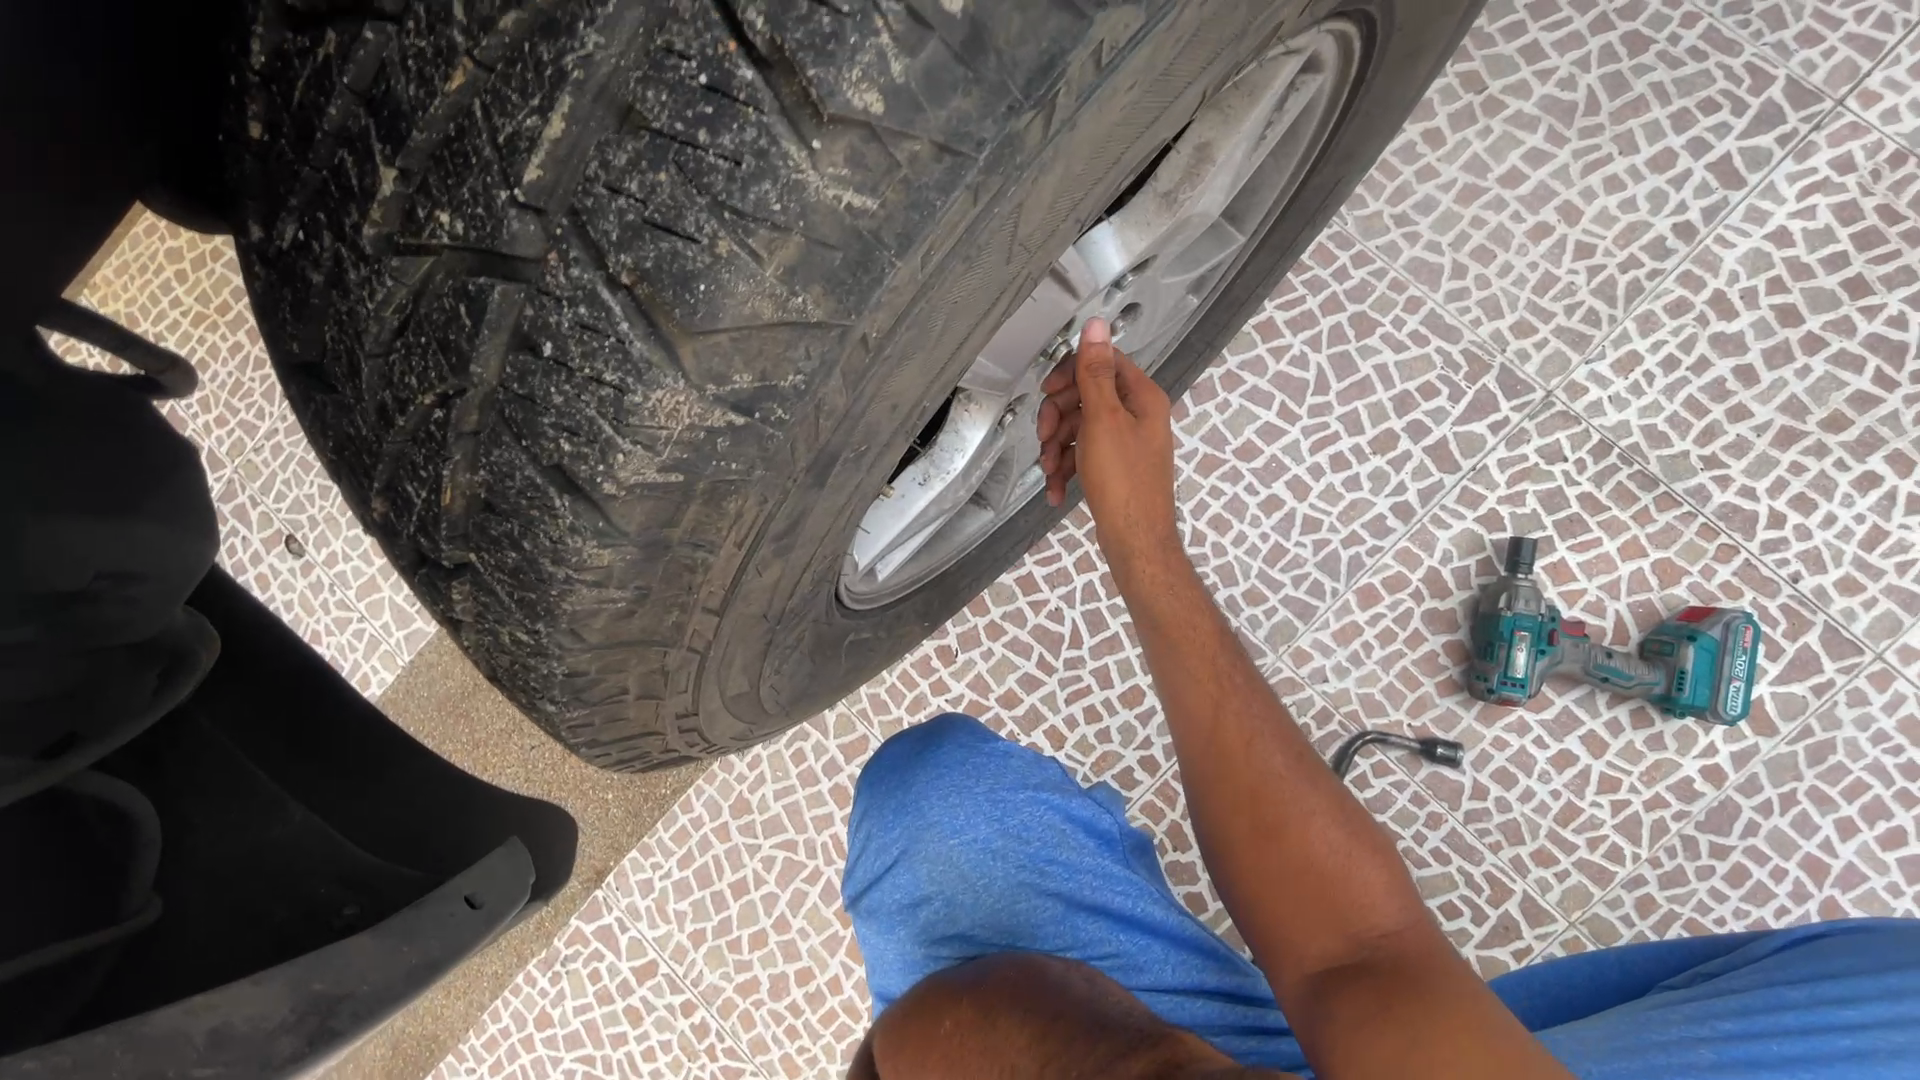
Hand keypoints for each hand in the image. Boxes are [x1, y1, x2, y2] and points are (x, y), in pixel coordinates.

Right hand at [1037, 317, 1182, 583]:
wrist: (1136, 540)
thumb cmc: (1122, 479)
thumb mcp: (1102, 419)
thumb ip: (1096, 372)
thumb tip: (1097, 323)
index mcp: (1142, 397)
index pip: (1103, 362)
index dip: (1071, 374)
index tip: (1048, 393)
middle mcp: (1138, 416)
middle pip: (1086, 397)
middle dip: (1058, 418)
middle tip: (1044, 438)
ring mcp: (1126, 443)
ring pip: (1080, 430)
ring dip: (1057, 448)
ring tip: (1048, 471)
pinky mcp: (1115, 469)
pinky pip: (1084, 457)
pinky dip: (1067, 470)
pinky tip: (1056, 491)